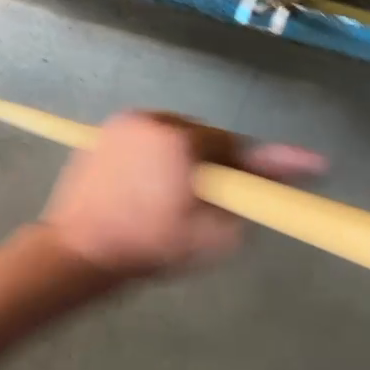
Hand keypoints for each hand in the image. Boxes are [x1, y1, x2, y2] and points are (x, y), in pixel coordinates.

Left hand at [40, 111, 326, 280]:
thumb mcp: (215, 233)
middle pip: (199, 136)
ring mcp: (120, 125)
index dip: (250, 164)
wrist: (79, 249)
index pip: (231, 144)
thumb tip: (290, 171)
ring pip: (169, 135)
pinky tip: (147, 186)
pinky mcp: (98, 136)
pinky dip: (151, 156)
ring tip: (174, 194)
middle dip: (209, 161)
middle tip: (208, 196)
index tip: (271, 177)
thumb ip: (254, 196)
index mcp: (181, 139)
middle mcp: (150, 120)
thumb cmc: (150, 246)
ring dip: (179, 156)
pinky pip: (140, 140)